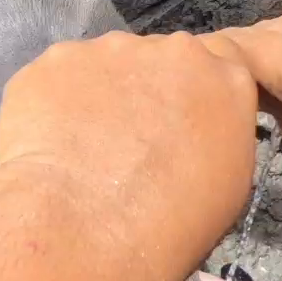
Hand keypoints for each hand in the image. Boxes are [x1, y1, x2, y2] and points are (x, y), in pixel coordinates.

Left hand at [0, 30, 256, 280]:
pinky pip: (62, 76)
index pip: (226, 59)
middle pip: (164, 59)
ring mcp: (112, 49)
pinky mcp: (58, 58)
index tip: (184, 116)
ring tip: (85, 149)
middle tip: (133, 142)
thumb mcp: (228, 183)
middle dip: (151, 90)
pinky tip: (52, 143)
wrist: (82, 232)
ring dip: (103, 94)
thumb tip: (193, 129)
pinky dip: (58, 103)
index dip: (200, 88)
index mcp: (227, 80)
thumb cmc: (171, 226)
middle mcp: (174, 51)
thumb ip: (219, 132)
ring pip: (110, 64)